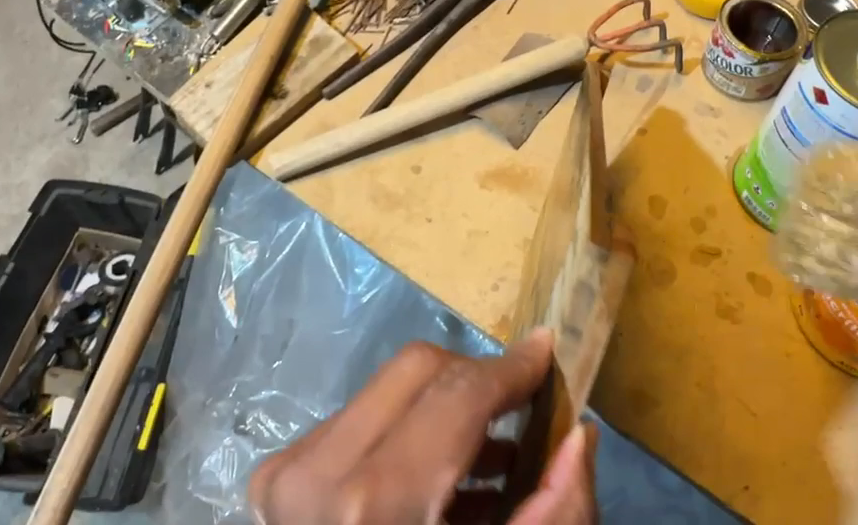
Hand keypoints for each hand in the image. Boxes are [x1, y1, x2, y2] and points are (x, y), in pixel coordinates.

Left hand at [248, 329, 595, 523]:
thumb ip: (555, 515)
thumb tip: (582, 432)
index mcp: (376, 505)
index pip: (457, 394)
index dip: (510, 368)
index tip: (546, 350)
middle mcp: (319, 473)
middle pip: (419, 370)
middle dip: (477, 380)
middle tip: (518, 408)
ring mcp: (288, 472)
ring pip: (386, 389)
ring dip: (443, 409)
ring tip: (492, 456)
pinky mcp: (275, 477)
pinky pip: (357, 419)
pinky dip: (406, 436)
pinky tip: (441, 480)